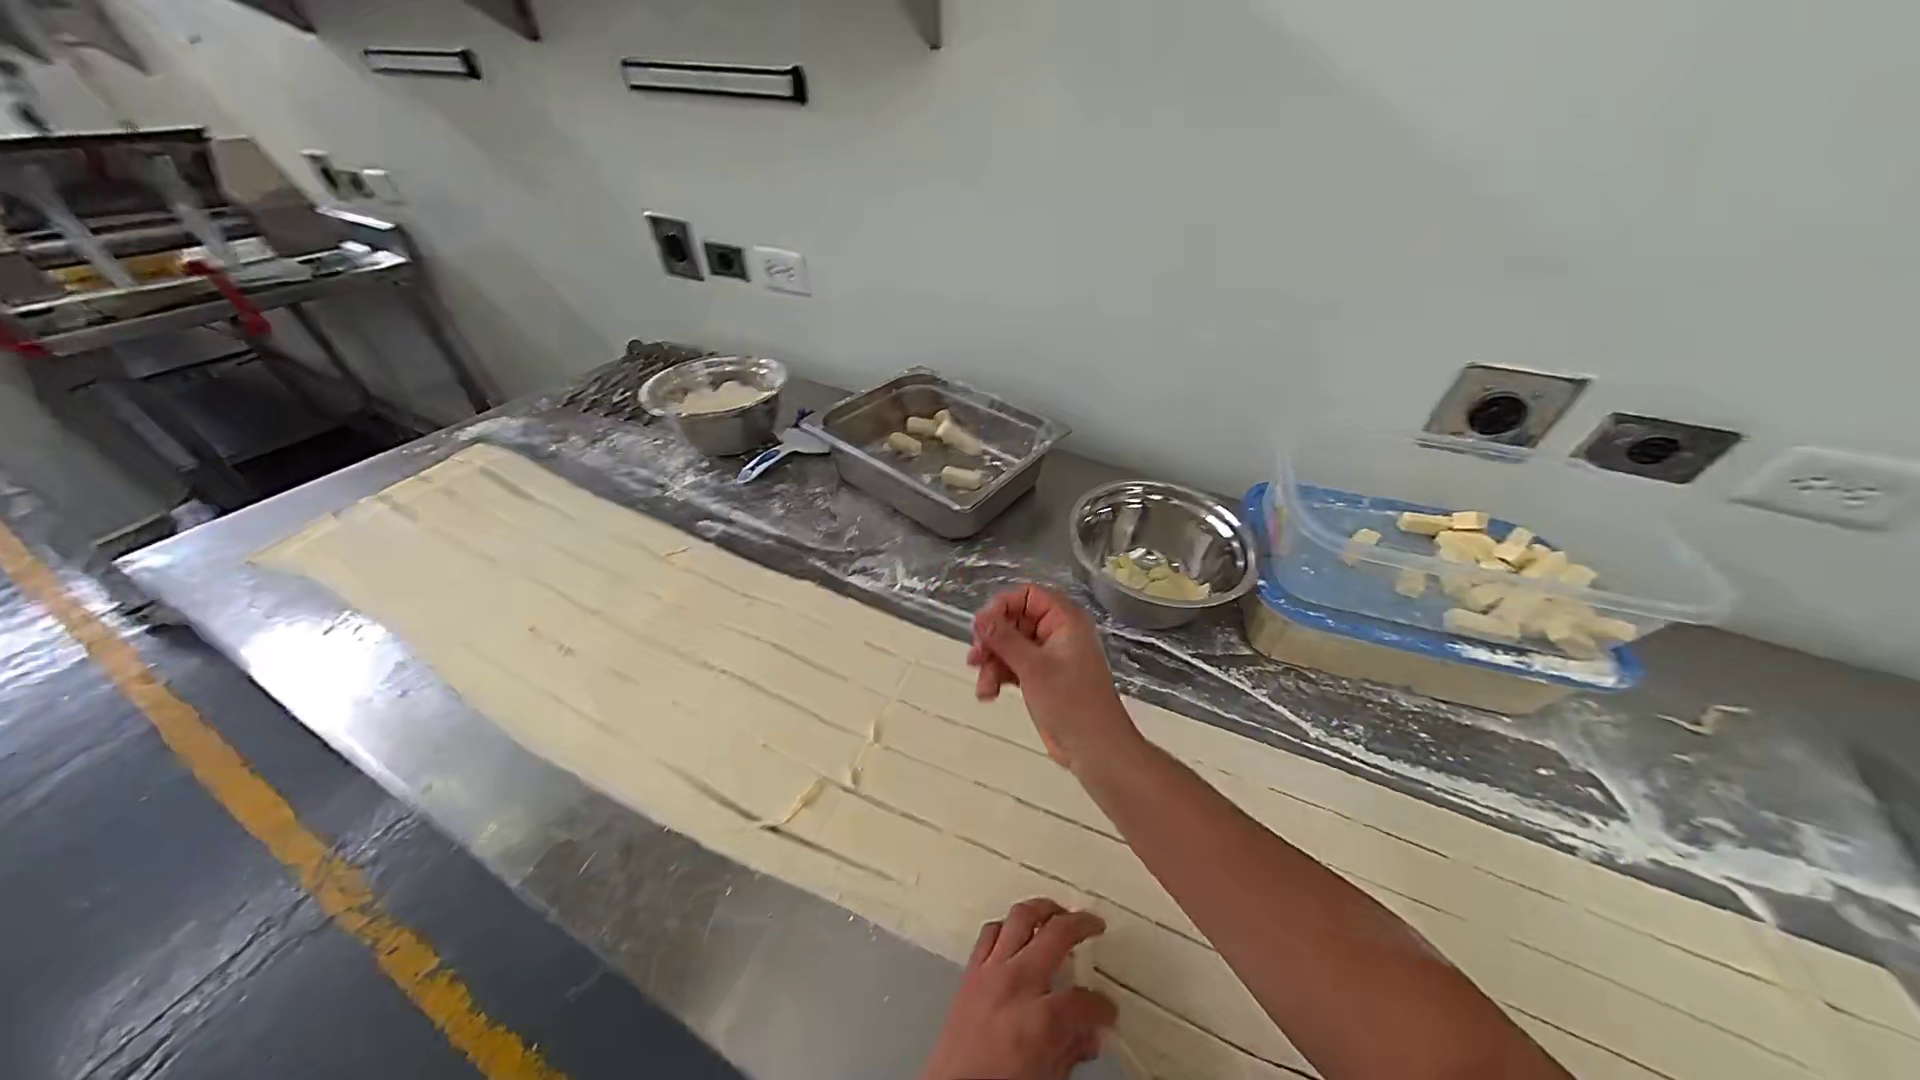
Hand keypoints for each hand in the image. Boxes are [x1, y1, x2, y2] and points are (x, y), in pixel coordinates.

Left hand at [919, 898, 1115, 1079]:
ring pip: (1021, 917)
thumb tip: (1090, 1034)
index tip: (1106, 1011)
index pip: (1085, 1002)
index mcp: (1039, 1019)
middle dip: (1082, 925)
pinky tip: (1017, 929)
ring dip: (1044, 908)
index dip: (1102, 1007)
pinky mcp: (971, 972)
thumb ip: (1071, 1050)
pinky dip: (1007, 925)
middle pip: (1056, 934)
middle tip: (1094, 925)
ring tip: (1058, 911)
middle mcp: (1015, 984)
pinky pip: (990, 933)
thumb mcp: (1046, 1079)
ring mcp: (991, 972)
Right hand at [969, 586, 1139, 768]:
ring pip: (1010, 646)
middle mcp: (1057, 633)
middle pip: (1014, 621)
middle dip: (992, 640)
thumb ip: (1003, 638)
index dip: (1002, 607)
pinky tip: (988, 693)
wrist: (1094, 748)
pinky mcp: (1042, 678)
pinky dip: (999, 676)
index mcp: (1065, 620)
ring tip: (984, 685)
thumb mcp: (1032, 666)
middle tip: (976, 657)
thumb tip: (980, 617)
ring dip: (992, 663)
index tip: (981, 627)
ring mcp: (1049, 657)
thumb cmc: (1071, 702)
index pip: (1027, 596)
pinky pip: (1013, 667)